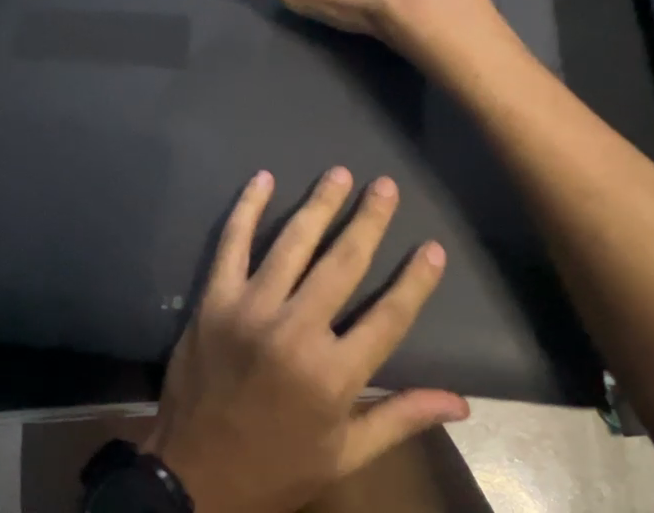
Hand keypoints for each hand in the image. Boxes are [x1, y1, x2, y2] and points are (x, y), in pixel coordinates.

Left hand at [144, 168, 466, 512]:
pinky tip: (263, 179)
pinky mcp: (213, 301)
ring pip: (292, 244)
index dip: (415, 280)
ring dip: (319, 204)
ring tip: (340, 173)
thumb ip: (400, 418)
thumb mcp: (344, 454)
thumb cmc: (276, 468)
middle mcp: (295, 332)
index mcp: (333, 375)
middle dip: (368, 221)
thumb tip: (461, 402)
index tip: (433, 247)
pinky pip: (231, 245)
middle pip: (342, 264)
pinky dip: (247, 209)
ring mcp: (250, 310)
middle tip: (384, 186)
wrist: (192, 479)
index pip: (389, 315)